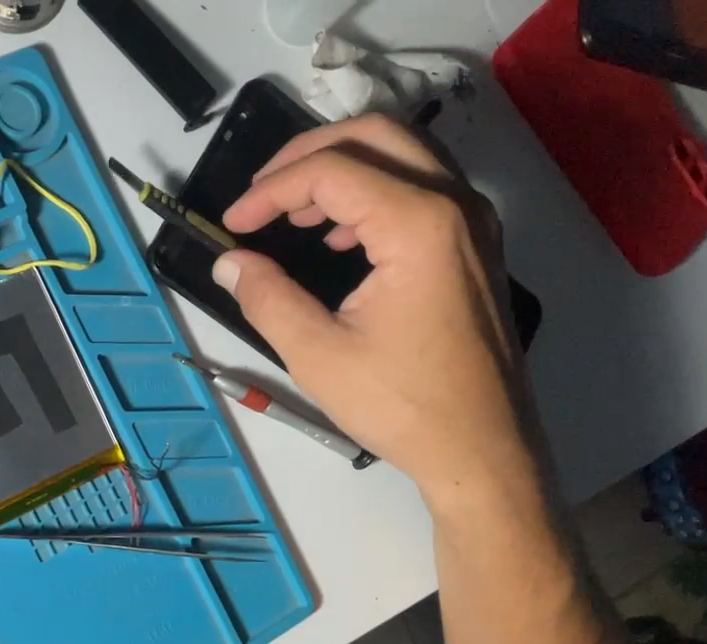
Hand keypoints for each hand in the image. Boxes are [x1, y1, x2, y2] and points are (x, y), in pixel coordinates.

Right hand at [214, 114, 539, 504]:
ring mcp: (473, 221)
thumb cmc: (398, 403)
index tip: (230, 225)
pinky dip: (371, 193)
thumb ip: (267, 298)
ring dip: (341, 170)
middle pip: (376, 136)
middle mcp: (455, 204)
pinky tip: (337, 238)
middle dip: (307, 155)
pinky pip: (420, 187)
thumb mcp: (317, 355)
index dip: (271, 191)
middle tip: (260, 195)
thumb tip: (228, 262)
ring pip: (403, 154)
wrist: (478, 445)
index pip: (333, 171)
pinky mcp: (473, 244)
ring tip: (292, 215)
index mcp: (418, 225)